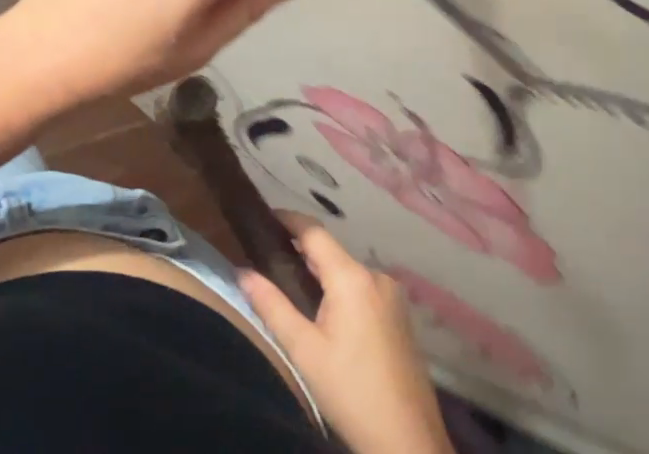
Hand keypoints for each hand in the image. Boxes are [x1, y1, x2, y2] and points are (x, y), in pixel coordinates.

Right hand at [241, 213, 454, 453]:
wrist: (406, 440)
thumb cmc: (350, 390)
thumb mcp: (302, 349)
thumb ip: (271, 304)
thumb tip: (242, 271)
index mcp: (352, 278)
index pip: (314, 232)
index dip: (287, 220)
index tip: (261, 217)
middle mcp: (377, 277)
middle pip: (331, 253)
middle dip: (299, 253)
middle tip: (266, 261)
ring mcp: (393, 297)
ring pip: (347, 273)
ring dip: (320, 275)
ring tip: (289, 289)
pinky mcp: (401, 318)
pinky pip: (363, 290)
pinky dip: (339, 291)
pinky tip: (323, 315)